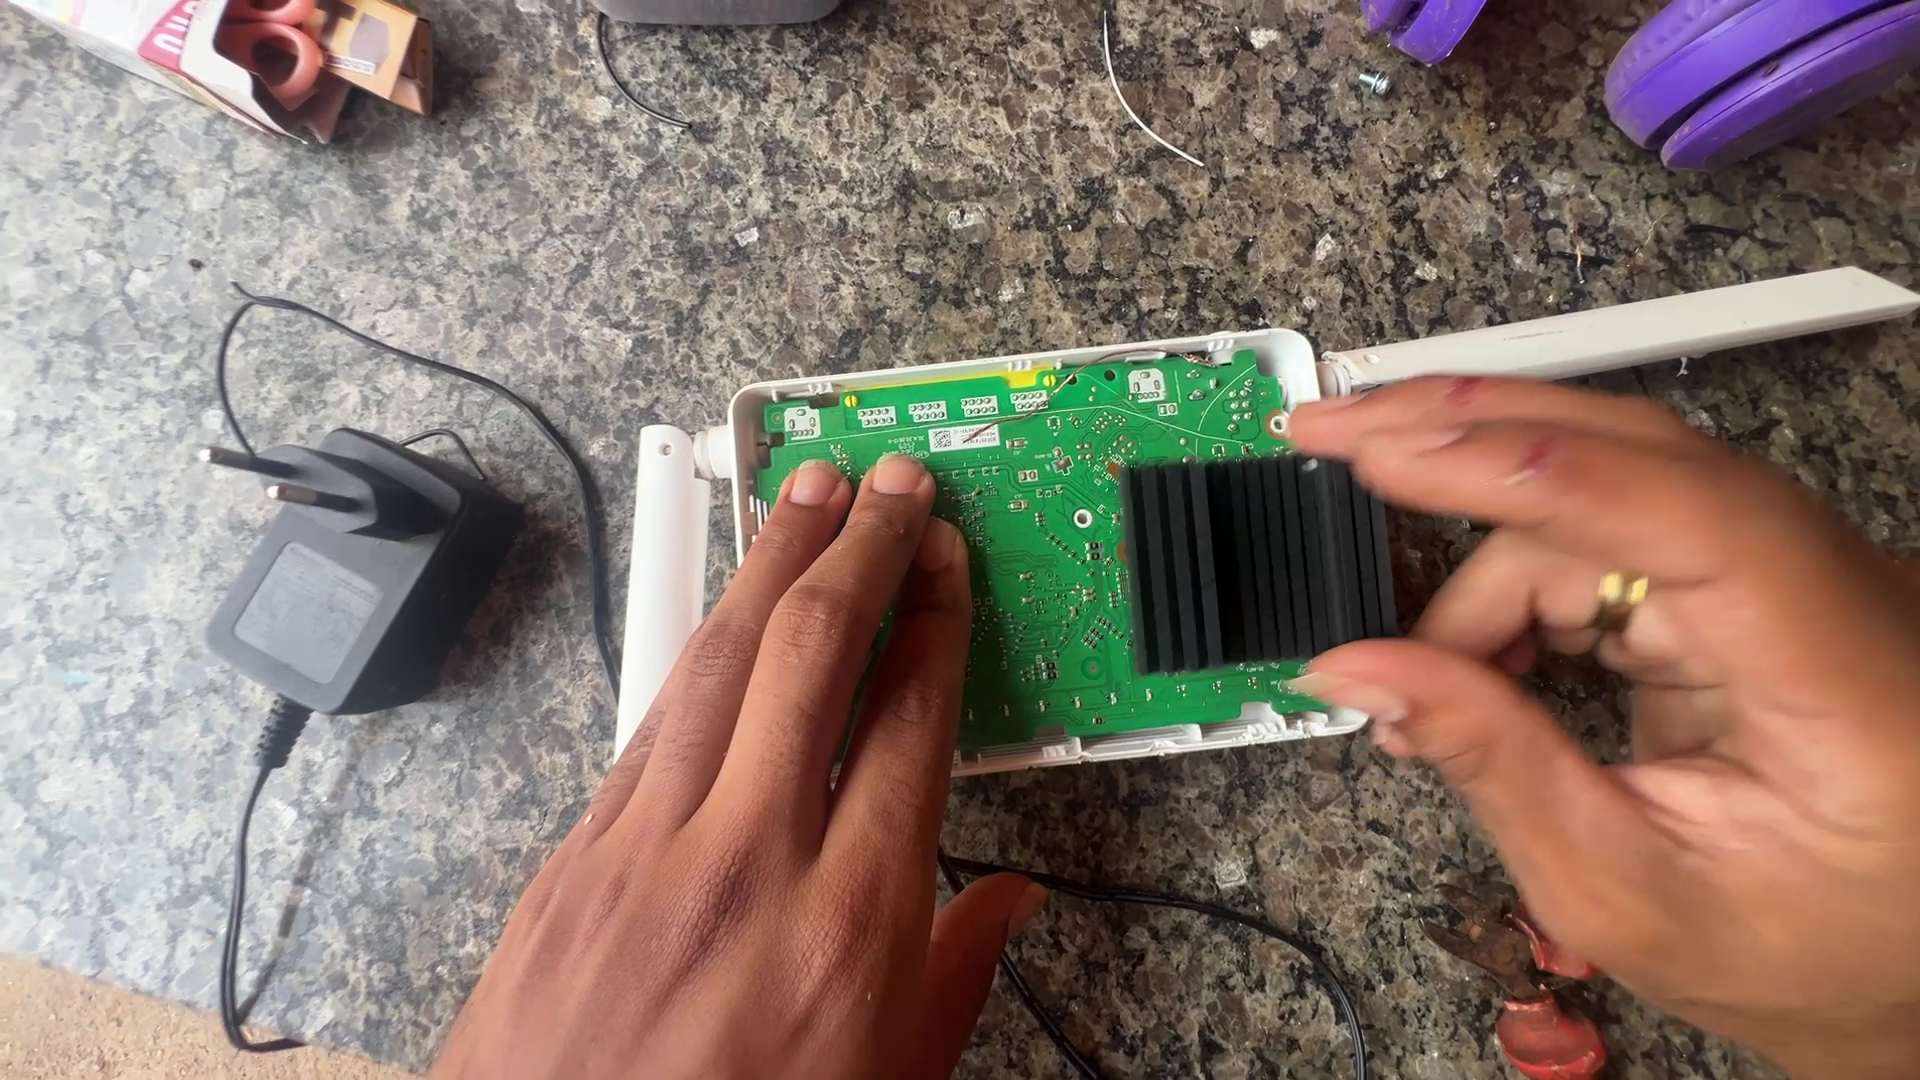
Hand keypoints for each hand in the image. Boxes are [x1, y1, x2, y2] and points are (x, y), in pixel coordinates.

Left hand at [431, 454, 1044, 1079]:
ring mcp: (648, 846)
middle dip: (862, 548)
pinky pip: (657, 713)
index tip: (946, 562)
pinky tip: (735, 598)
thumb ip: (961, 971)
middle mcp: (750, 860)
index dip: (936, 619)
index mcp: (851, 922)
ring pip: (725, 655)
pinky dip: (708, 639)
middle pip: (818, 651)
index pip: (910, 716)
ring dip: (776, 558)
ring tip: (810, 492)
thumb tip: (1015, 897)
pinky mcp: (577, 853)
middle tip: (890, 484)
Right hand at [1287, 377, 1919, 1077]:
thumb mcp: (1611, 886)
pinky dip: (1492, 586)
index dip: (1522, 467)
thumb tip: (1347, 669)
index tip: (1381, 454)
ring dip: (1466, 575)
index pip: (1688, 515)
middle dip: (1458, 434)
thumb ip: (1481, 758)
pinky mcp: (1729, 578)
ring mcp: (1782, 572)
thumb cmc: (1784, 949)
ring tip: (1416, 669)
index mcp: (1845, 683)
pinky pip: (1579, 539)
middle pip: (1627, 451)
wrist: (1883, 950)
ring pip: (1577, 504)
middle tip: (1329, 431)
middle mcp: (1833, 593)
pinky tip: (1466, 654)